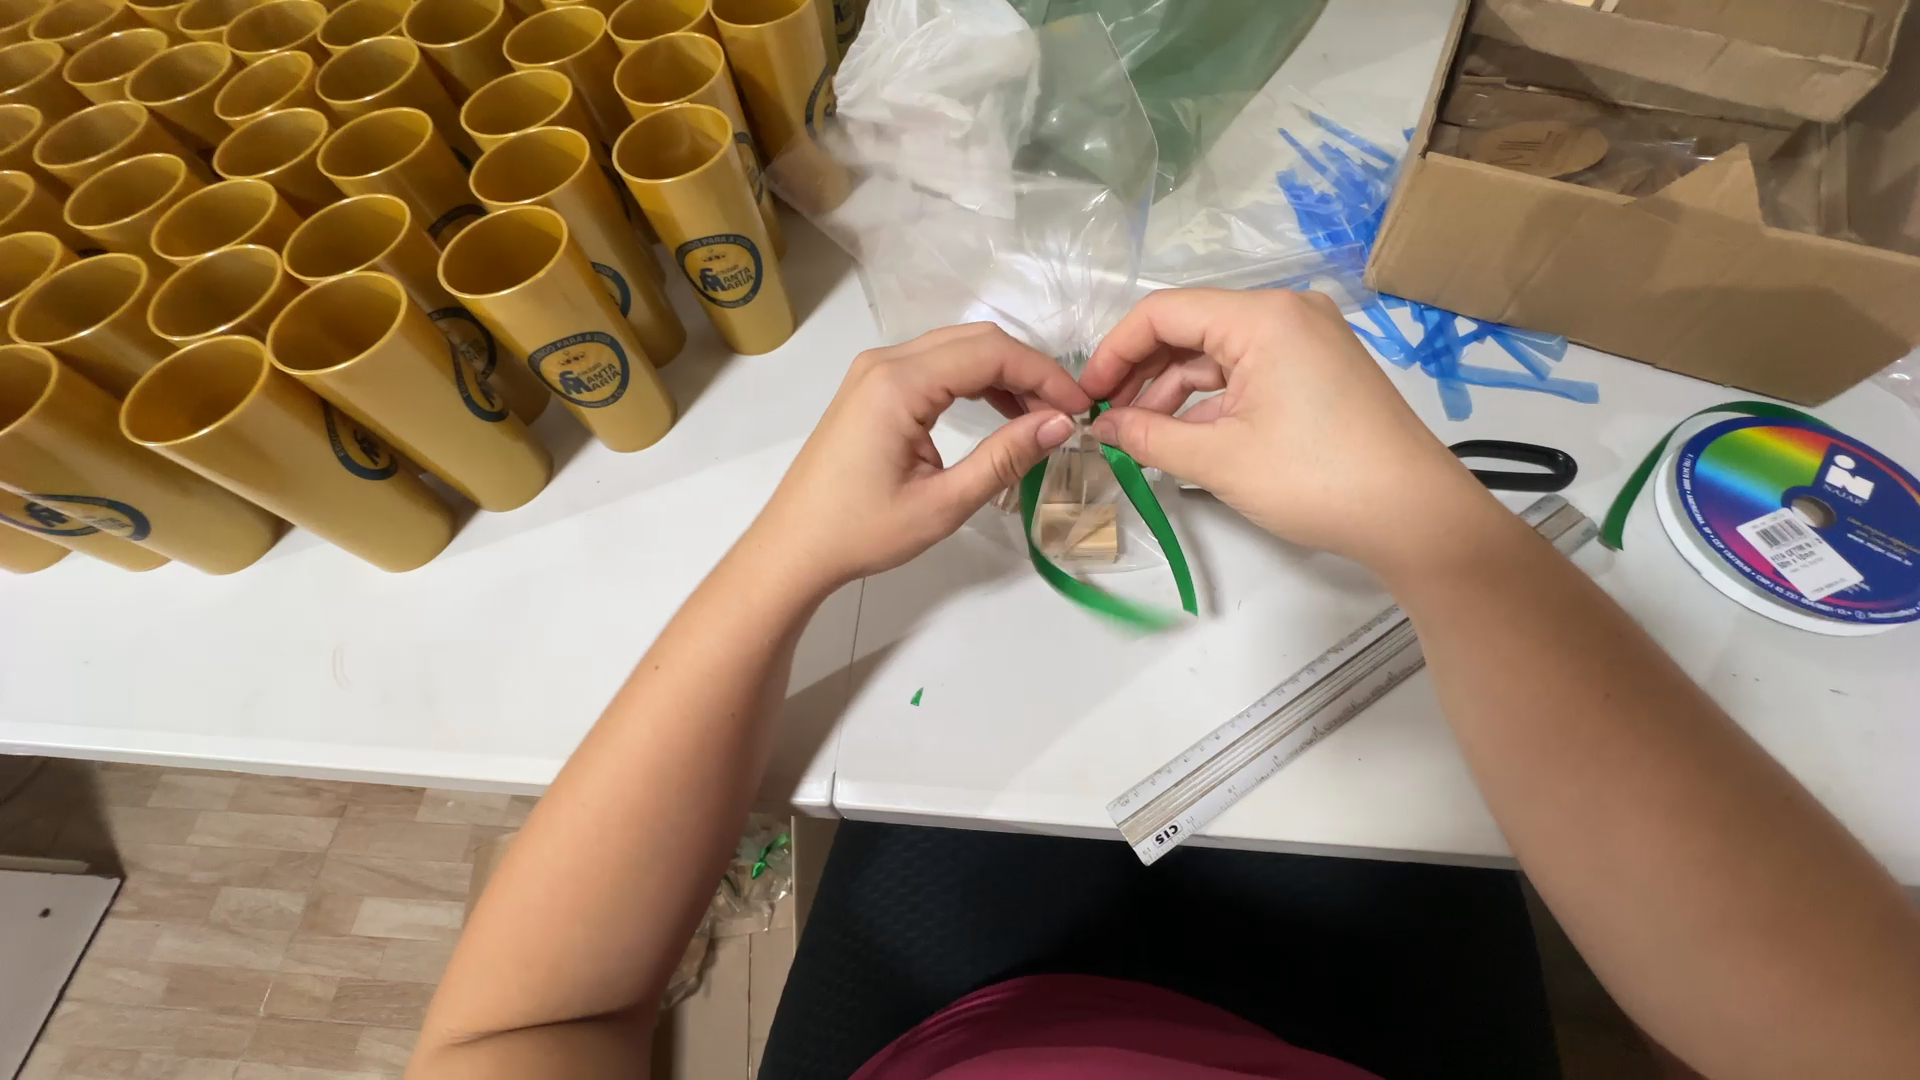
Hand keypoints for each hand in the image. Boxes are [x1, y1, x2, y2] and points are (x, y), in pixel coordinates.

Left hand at [751, 323, 1091, 593]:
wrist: (794, 546)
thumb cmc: (862, 531)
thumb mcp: (942, 503)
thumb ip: (1004, 458)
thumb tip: (1060, 424)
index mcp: (899, 384)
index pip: (990, 354)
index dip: (1044, 375)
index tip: (1080, 408)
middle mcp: (885, 362)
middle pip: (976, 341)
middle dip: (1028, 371)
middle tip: (1063, 414)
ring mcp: (874, 371)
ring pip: (956, 349)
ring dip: (1002, 375)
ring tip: (1038, 417)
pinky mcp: (872, 388)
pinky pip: (935, 367)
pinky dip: (973, 382)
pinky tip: (999, 412)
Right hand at [1081, 288, 1499, 573]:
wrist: (1413, 516)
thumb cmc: (1315, 479)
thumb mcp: (1218, 458)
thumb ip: (1148, 435)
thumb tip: (1101, 426)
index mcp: (1262, 317)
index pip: (1163, 313)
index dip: (1115, 352)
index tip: (1087, 396)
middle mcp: (1285, 315)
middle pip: (1188, 331)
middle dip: (1141, 375)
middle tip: (1107, 420)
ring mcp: (1304, 342)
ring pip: (1213, 357)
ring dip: (1171, 394)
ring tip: (1138, 436)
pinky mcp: (1313, 371)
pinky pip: (1243, 375)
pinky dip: (1207, 403)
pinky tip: (1181, 436)